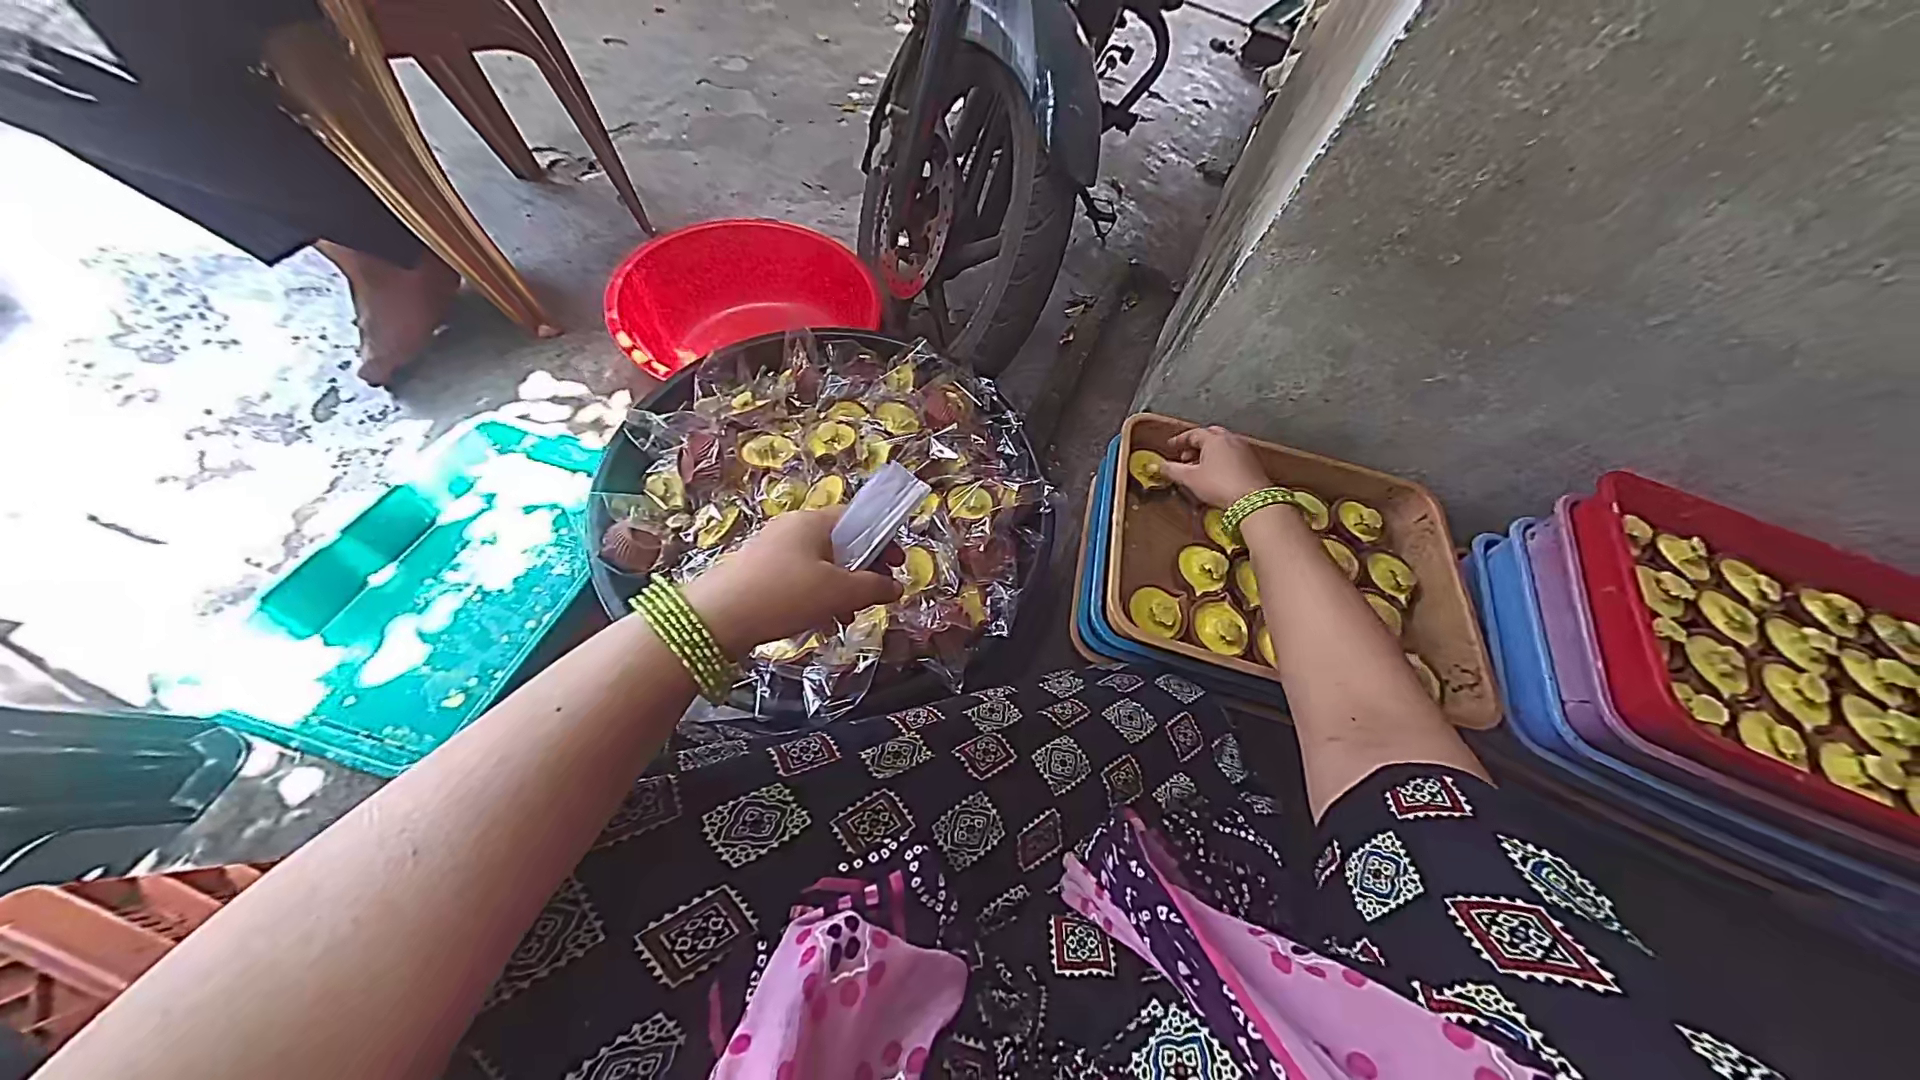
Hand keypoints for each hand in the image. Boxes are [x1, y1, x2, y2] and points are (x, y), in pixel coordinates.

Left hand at [681, 508, 902, 656]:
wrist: (716, 618)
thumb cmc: (785, 594)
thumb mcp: (839, 592)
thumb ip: (873, 587)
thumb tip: (897, 587)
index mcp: (813, 521)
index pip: (858, 519)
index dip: (883, 541)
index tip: (896, 566)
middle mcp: (791, 528)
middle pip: (840, 544)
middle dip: (861, 572)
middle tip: (872, 597)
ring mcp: (771, 550)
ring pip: (819, 565)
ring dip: (839, 590)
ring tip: (844, 618)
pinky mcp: (756, 573)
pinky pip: (798, 579)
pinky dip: (814, 597)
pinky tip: (816, 623)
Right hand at [1161, 425, 1270, 508]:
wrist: (1251, 500)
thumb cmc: (1220, 485)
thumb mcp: (1189, 478)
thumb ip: (1172, 470)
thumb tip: (1161, 466)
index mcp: (1214, 439)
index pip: (1193, 433)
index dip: (1179, 440)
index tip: (1171, 446)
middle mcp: (1230, 440)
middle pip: (1209, 436)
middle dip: (1195, 445)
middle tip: (1184, 456)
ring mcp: (1243, 450)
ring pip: (1222, 445)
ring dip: (1208, 452)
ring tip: (1198, 467)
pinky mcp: (1251, 462)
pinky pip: (1231, 455)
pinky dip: (1220, 459)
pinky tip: (1215, 473)